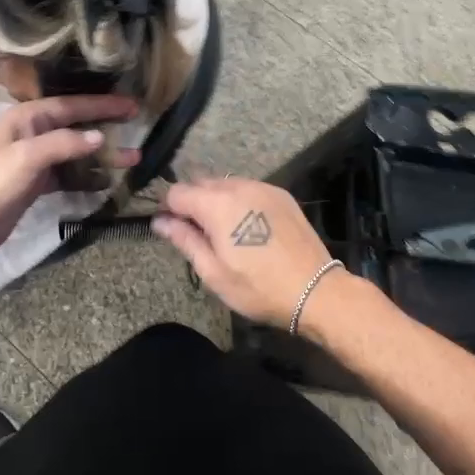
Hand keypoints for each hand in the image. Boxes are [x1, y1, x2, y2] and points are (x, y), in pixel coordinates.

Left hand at [0, 95, 139, 255]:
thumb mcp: (24, 158)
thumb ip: (62, 144)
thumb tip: (98, 136)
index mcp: (25, 118)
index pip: (71, 105)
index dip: (102, 105)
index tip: (132, 105)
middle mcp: (31, 134)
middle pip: (76, 125)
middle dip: (107, 127)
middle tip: (138, 127)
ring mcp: (33, 161)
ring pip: (75, 152)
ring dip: (101, 156)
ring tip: (133, 160)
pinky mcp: (34, 186)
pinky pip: (68, 176)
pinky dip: (87, 177)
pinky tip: (107, 182)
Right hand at [151, 178, 334, 326]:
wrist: (316, 291)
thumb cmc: (258, 288)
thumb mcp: (214, 272)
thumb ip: (184, 240)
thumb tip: (158, 220)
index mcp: (216, 205)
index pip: (177, 192)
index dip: (169, 209)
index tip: (175, 230)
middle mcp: (237, 186)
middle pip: (200, 183)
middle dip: (193, 204)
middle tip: (201, 236)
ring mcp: (262, 187)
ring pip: (225, 184)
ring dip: (217, 201)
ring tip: (227, 233)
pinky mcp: (280, 194)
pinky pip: (248, 189)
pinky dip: (241, 201)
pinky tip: (251, 227)